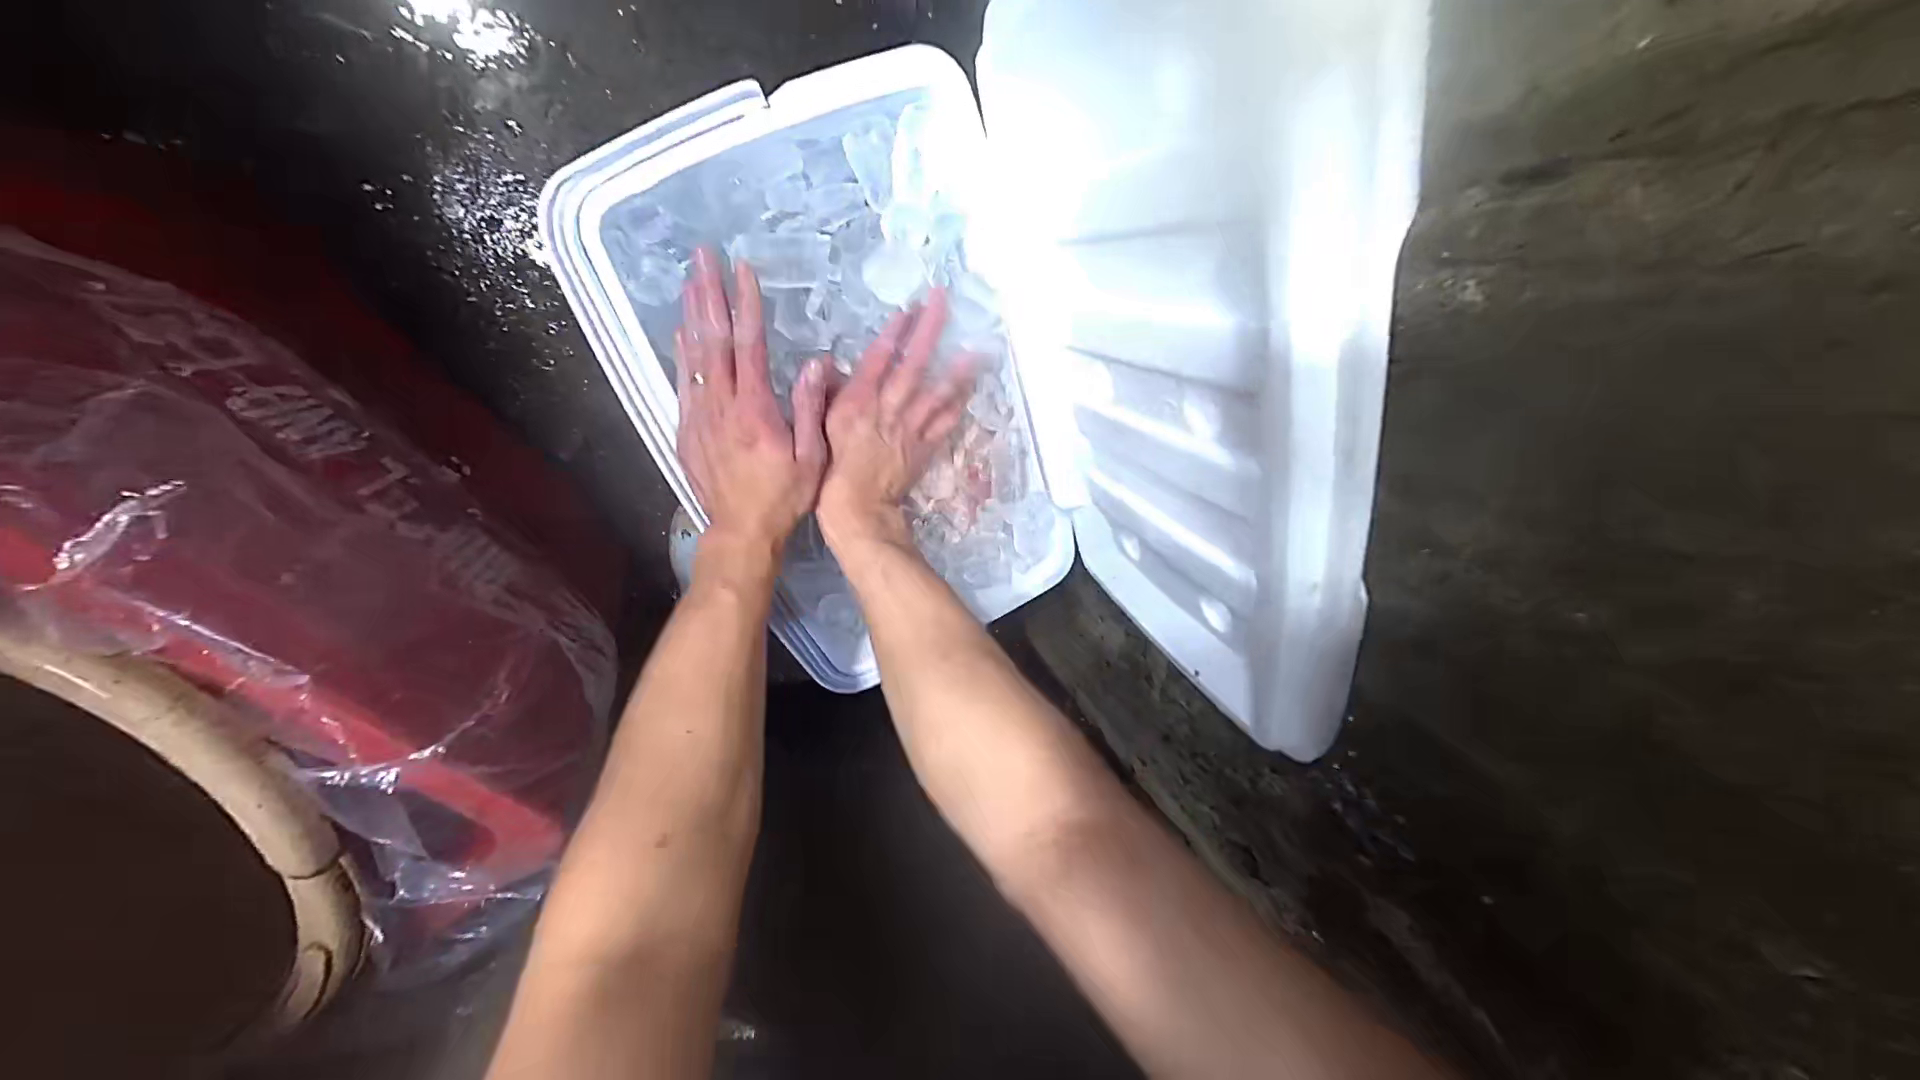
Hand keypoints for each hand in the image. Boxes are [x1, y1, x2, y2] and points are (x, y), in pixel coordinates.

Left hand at [675, 247, 828, 578]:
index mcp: (755, 409)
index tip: (742, 270)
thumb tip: (816, 363)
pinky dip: (681, 354)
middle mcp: (722, 406)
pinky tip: (681, 333)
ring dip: (690, 315)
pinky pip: (682, 384)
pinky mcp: (687, 431)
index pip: (749, 345)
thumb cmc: (784, 497)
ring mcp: (699, 417)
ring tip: (689, 281)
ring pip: (693, 356)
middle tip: (701, 257)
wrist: (742, 531)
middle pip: (712, 340)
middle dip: (708, 294)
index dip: (745, 304)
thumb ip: (811, 408)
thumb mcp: (812, 457)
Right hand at [817, 288, 977, 551]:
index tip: (909, 308)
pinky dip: (959, 404)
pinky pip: (945, 423)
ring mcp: (910, 430)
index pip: (878, 359)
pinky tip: (971, 387)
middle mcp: (887, 410)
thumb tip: (827, 364)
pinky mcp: (924, 448)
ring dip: (957, 368)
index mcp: (858, 403)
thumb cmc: (831, 471)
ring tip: (976, 346)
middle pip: (912, 366)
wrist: (858, 510)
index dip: (895, 332)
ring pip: (937, 393)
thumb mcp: (818, 428)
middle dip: (928, 332)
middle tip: (943, 303)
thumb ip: (825, 394)